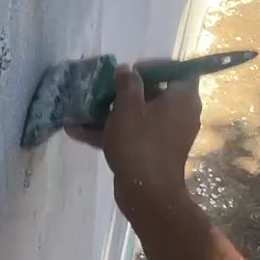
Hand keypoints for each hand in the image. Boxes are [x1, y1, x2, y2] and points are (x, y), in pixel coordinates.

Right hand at [66, 61, 200, 220]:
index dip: (154, 66)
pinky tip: (77, 131)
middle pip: (153, 93)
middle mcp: (179, 115)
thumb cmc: (140, 143)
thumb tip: (126, 70)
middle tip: (102, 88)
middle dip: (124, 91)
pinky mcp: (151, 153)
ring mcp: (164, 136)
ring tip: (82, 109)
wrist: (146, 193)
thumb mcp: (128, 106)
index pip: (177, 71)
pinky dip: (109, 132)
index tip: (130, 70)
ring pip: (138, 116)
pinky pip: (131, 135)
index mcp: (182, 99)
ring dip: (110, 112)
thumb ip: (126, 83)